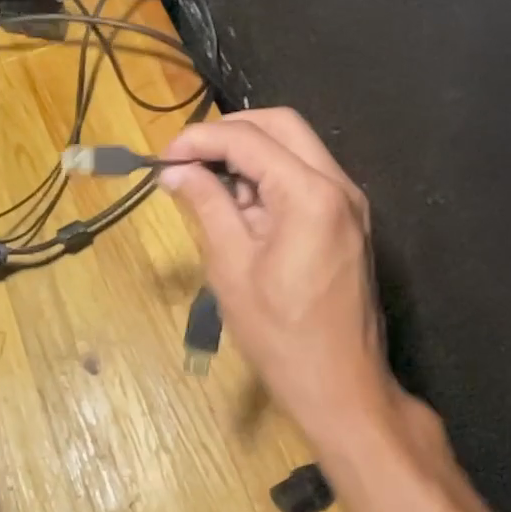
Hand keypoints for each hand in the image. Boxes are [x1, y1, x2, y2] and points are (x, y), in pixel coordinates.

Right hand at [159, 108, 395, 446]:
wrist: (342, 387)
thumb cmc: (280, 334)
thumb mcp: (231, 266)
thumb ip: (206, 205)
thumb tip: (175, 171)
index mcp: (310, 195)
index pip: (248, 139)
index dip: (198, 139)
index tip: (162, 159)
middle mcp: (338, 185)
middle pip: (280, 123)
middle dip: (227, 131)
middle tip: (186, 158)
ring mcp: (348, 202)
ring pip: (294, 144)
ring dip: (247, 150)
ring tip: (205, 182)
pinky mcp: (346, 220)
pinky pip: (303, 174)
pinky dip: (266, 173)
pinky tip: (236, 202)